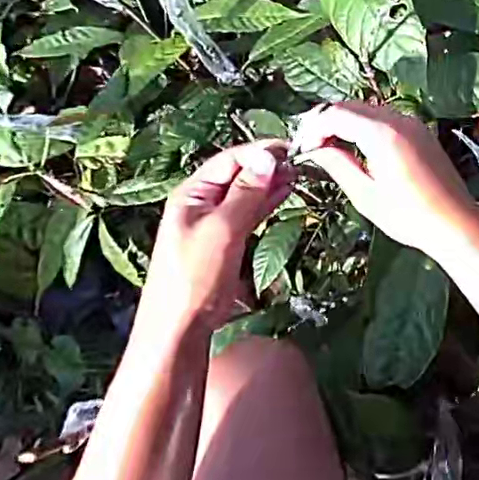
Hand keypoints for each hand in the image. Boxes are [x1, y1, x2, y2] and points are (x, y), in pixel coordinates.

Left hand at [142, 140, 293, 335]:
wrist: (179, 330)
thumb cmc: (195, 278)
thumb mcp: (223, 230)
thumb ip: (246, 193)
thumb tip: (268, 158)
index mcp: (191, 193)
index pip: (229, 159)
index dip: (259, 152)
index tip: (291, 148)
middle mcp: (200, 202)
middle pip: (237, 173)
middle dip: (267, 165)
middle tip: (300, 161)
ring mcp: (212, 222)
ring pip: (245, 193)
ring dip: (269, 183)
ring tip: (298, 173)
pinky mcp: (224, 241)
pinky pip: (248, 213)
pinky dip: (266, 202)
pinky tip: (283, 192)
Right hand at [290, 102, 478, 254]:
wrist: (457, 224)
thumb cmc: (410, 216)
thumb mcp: (366, 195)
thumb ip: (338, 165)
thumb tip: (316, 149)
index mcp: (382, 134)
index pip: (336, 115)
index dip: (314, 128)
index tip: (303, 147)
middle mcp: (398, 120)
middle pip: (350, 106)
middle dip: (326, 121)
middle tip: (310, 144)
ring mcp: (411, 123)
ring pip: (366, 109)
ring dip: (344, 121)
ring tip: (328, 146)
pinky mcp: (419, 131)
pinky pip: (383, 117)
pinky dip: (363, 125)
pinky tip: (355, 146)